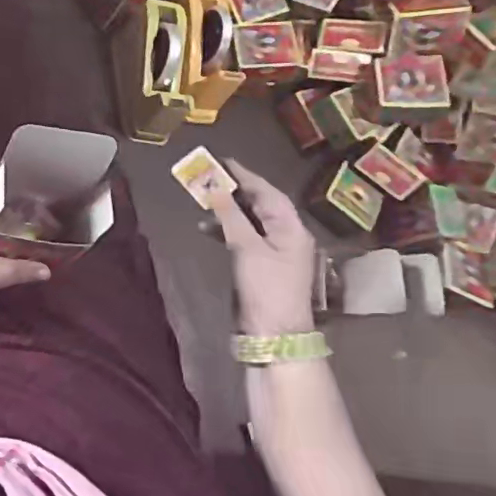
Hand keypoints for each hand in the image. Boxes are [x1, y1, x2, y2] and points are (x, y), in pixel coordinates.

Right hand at [208, 159, 318, 334]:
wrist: (274, 334)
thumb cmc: (265, 288)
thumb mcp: (247, 249)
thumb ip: (231, 216)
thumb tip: (215, 189)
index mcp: (292, 227)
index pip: (267, 192)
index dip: (244, 176)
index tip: (222, 161)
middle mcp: (287, 235)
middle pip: (261, 204)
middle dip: (235, 191)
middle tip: (208, 178)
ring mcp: (275, 251)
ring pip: (251, 221)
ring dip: (228, 211)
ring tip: (204, 203)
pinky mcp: (262, 265)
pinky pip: (245, 237)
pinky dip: (228, 230)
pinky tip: (208, 229)